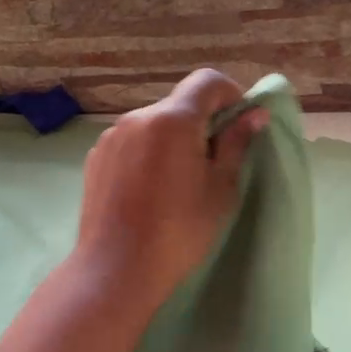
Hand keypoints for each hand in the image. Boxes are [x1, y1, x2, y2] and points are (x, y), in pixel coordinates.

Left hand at [71, 68, 266, 309]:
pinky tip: (152, 192)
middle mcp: (138, 117)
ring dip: (174, 139)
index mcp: (173, 120)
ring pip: (155, 124)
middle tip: (216, 163)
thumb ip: (236, 144)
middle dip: (203, 123)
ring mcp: (111, 137)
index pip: (208, 81)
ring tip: (181, 183)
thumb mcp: (220, 189)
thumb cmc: (180, 232)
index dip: (231, 95)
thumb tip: (254, 115)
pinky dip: (150, 153)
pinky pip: (133, 143)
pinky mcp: (96, 158)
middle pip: (180, 103)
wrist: (116, 270)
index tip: (241, 126)